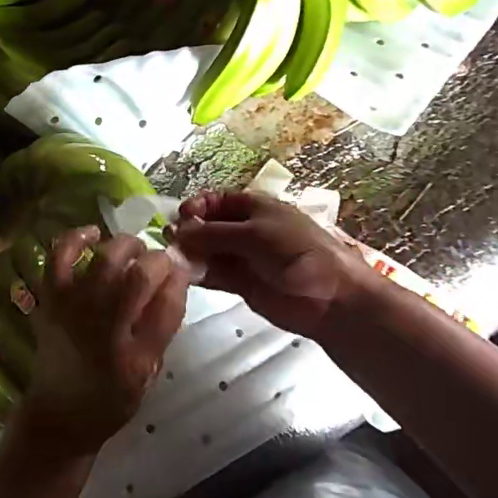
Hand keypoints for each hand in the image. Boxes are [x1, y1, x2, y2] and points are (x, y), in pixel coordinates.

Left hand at [17, 228, 187, 455]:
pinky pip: (59, 255)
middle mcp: (97, 318)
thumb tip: (178, 274)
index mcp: (128, 343)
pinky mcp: (50, 297)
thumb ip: (165, 320)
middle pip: (132, 267)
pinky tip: (93, 235)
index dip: (174, 271)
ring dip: (123, 245)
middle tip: (156, 267)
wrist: (59, 415)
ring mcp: (69, 304)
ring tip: (132, 254)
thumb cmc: (112, 396)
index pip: (158, 289)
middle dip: (152, 256)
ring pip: (101, 255)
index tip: (180, 272)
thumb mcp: (150, 367)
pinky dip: (76, 238)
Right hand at [169, 191, 373, 337]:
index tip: (180, 215)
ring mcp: (243, 257)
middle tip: (169, 240)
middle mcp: (246, 229)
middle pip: (209, 226)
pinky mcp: (241, 283)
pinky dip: (198, 272)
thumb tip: (177, 230)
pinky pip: (213, 274)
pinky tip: (181, 273)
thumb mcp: (255, 234)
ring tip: (170, 258)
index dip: (197, 205)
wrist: (328, 297)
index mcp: (255, 207)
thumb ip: (214, 233)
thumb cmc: (297, 252)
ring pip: (208, 250)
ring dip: (190, 252)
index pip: (217, 200)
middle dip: (189, 230)